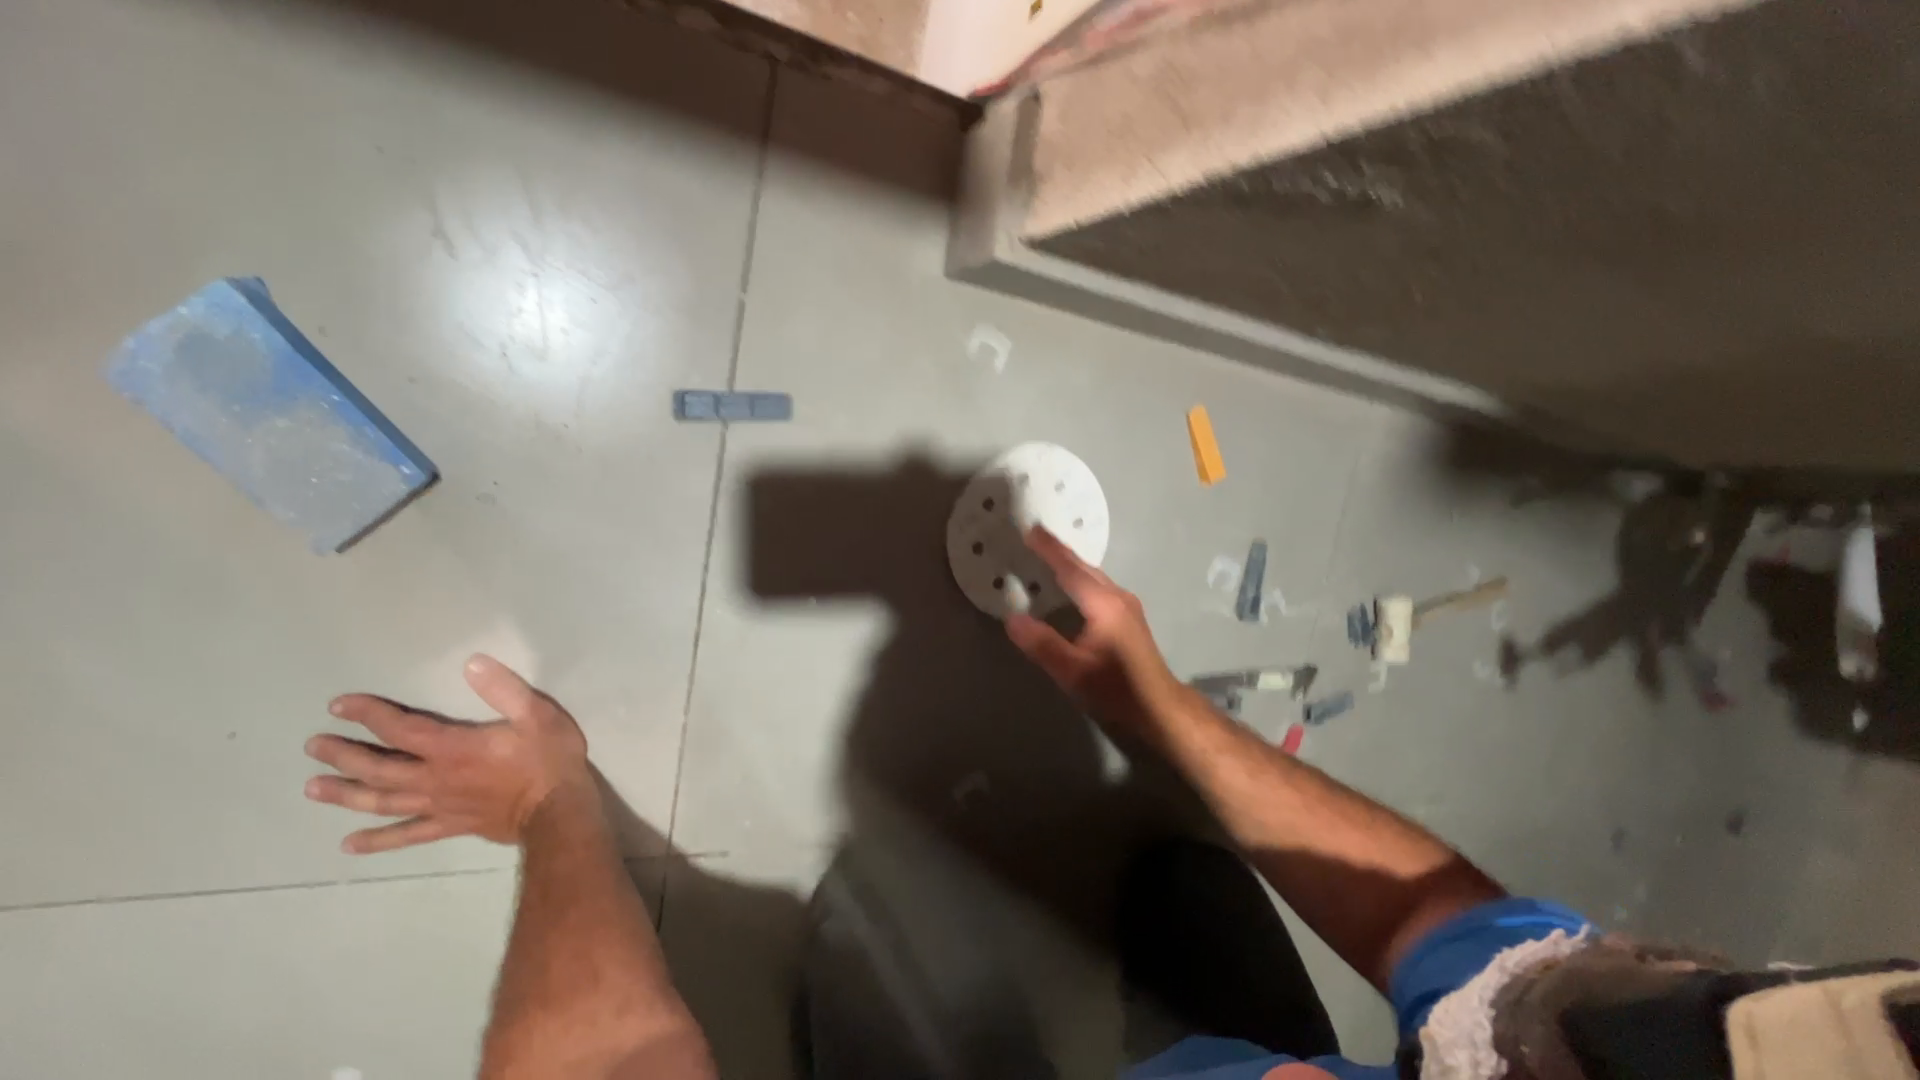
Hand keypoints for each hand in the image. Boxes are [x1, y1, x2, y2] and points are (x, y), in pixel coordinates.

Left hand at [304, 654, 593, 853]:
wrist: (560, 812)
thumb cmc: (549, 760)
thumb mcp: (538, 715)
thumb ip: (504, 689)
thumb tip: (471, 664)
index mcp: (453, 748)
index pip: (401, 728)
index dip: (369, 715)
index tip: (339, 705)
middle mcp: (435, 778)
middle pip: (379, 767)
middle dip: (344, 755)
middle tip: (314, 746)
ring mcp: (439, 806)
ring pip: (382, 801)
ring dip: (345, 794)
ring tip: (312, 788)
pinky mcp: (450, 827)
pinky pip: (407, 836)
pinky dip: (377, 841)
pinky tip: (349, 845)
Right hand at [1004, 527, 1179, 726]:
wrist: (1158, 709)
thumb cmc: (1115, 689)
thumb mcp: (1072, 671)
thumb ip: (1041, 644)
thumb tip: (1011, 618)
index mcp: (1103, 604)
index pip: (1071, 568)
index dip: (1050, 549)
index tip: (1031, 529)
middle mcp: (1118, 597)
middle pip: (1085, 568)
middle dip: (1060, 551)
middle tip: (1035, 537)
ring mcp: (1128, 607)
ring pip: (1095, 577)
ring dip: (1072, 565)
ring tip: (1048, 557)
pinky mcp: (1130, 619)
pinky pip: (1100, 588)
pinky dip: (1082, 580)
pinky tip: (1072, 587)